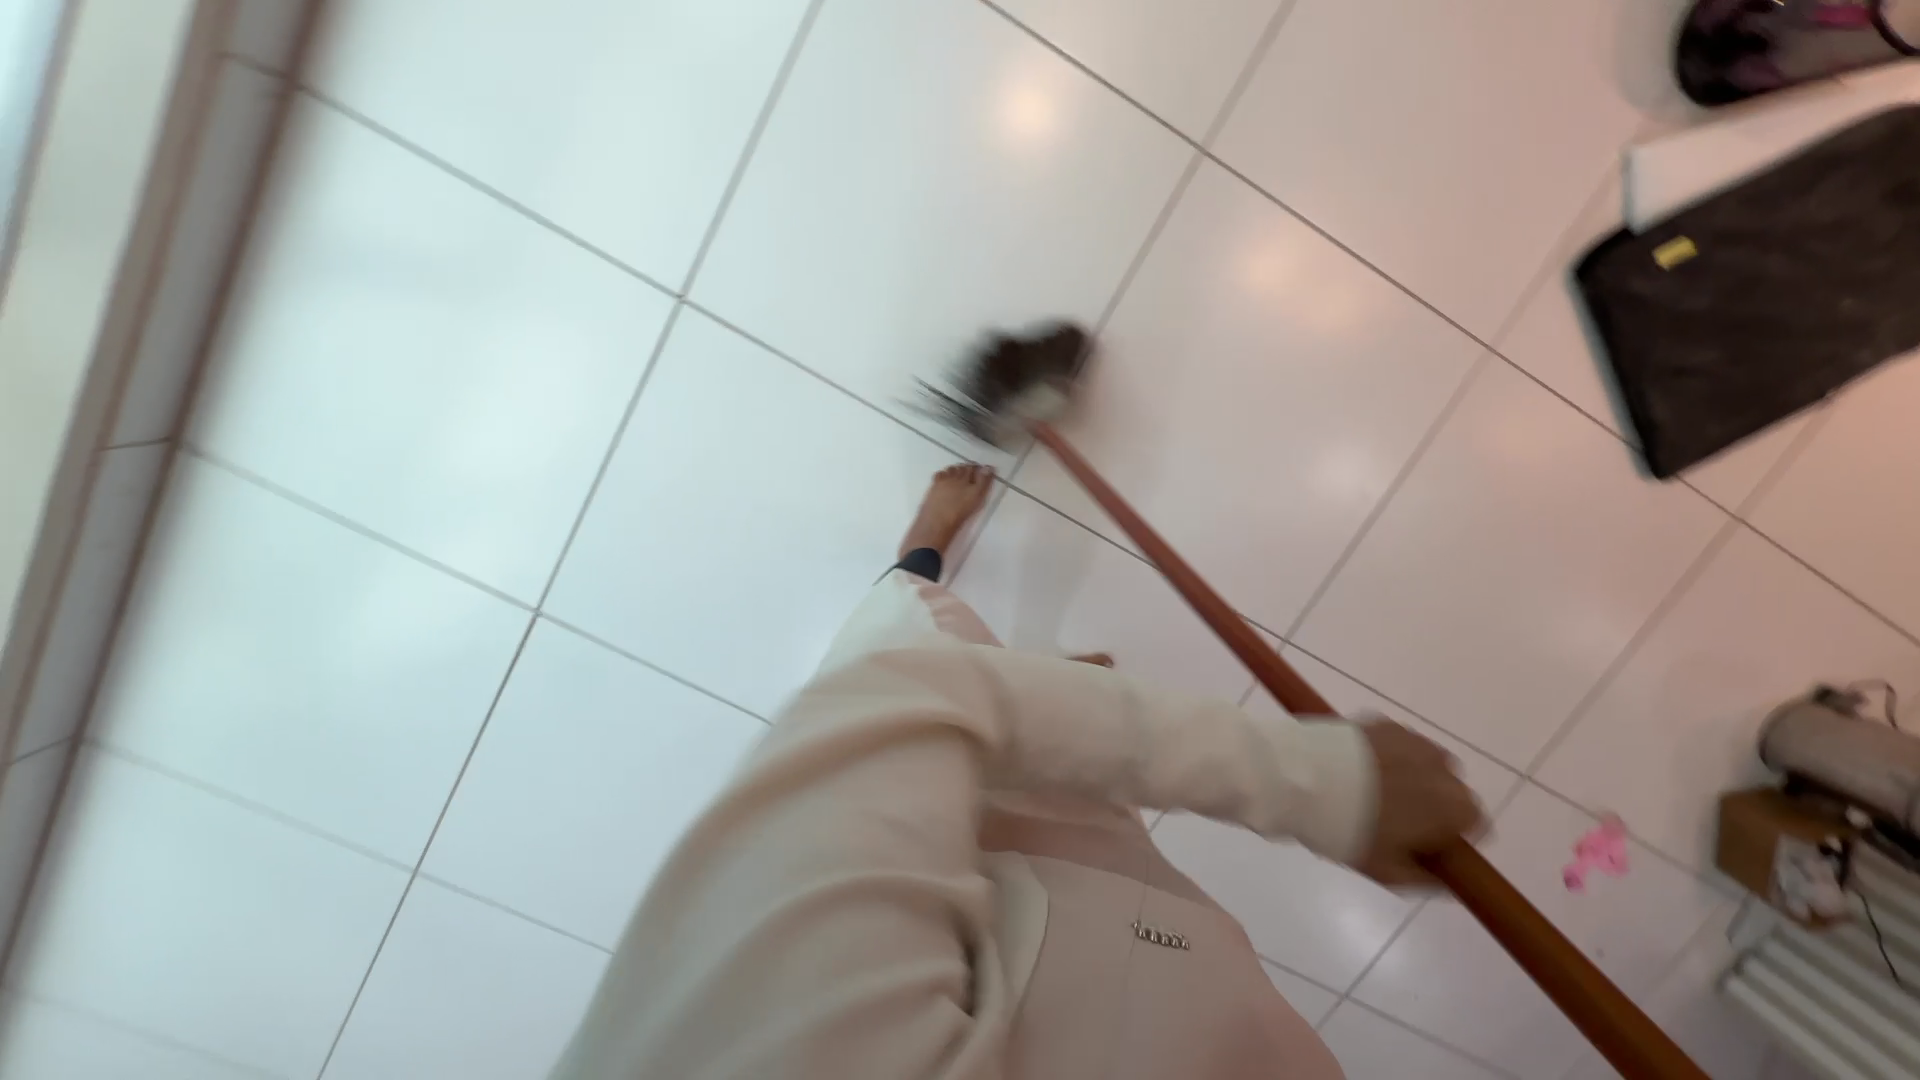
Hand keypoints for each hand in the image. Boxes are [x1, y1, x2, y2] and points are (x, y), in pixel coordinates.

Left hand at [1352, 716, 1486, 887]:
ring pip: (1422, 764)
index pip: (1472, 826)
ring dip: (1406, 775)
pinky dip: (1382, 754)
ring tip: (1364, 790)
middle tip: (1385, 817)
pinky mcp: (1381, 720)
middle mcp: (1444, 767)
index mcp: (1456, 807)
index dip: (1444, 837)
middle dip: (1426, 804)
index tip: (1415, 843)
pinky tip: (1352, 767)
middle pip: (1447, 791)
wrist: (1297, 776)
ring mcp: (1412, 738)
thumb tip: (1446, 880)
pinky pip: (1394, 743)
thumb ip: (1428, 879)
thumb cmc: (1347, 829)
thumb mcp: (1388, 872)